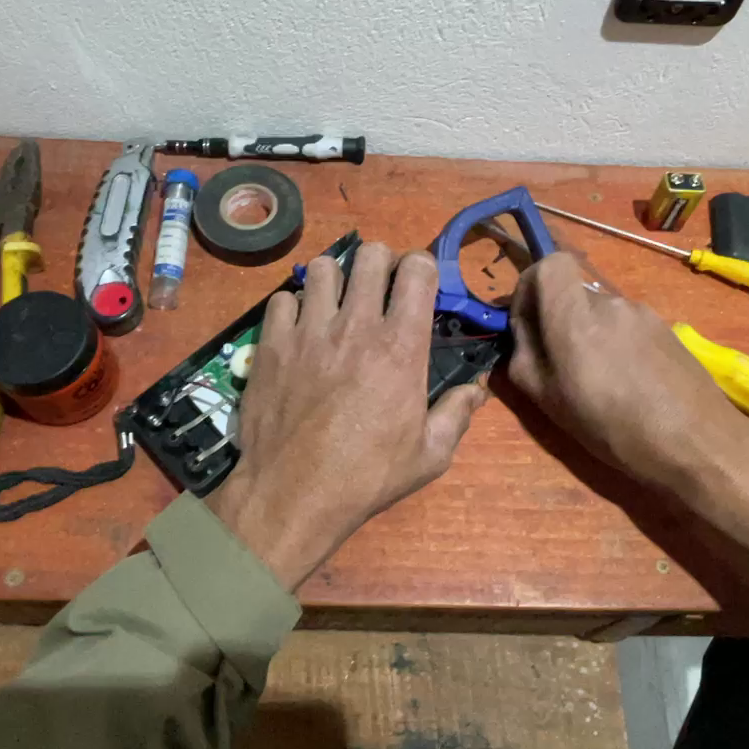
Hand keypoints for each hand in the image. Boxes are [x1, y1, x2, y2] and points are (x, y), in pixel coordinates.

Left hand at [206, 244, 488, 588]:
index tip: (418, 287)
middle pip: (371, 254)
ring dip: (335, 280)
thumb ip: (457, 414)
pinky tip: (298, 330)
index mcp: (401, 346)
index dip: (421, 269)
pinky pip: (282, 298)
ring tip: (335, 305)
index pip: (418, 269)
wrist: (294, 493)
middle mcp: (356, 325)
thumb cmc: (367, 476)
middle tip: (378, 290)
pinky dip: (293, 307)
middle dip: (380, 264)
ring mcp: (309, 330)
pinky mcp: (272, 343)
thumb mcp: (429, 455)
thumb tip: (476, 390)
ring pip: (323, 267)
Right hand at [506, 252, 748, 508]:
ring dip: (590, 338)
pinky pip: (627, 327)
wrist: (698, 444)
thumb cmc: (614, 428)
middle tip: (564, 370)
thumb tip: (522, 328)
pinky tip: (630, 385)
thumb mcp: (548, 400)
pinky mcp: (666, 328)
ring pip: (600, 314)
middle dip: (560, 322)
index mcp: (575, 316)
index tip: (529, 323)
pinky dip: (617, 347)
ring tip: (601, 385)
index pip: (549, 263)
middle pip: (572, 295)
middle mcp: (609, 303)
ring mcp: (643, 313)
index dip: (531, 286)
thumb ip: (523, 354)